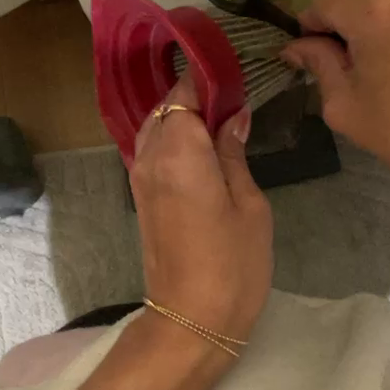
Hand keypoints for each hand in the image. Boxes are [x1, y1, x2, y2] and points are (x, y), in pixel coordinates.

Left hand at [129, 79, 272, 345]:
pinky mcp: (140, 194)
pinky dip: (172, 136)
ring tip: (220, 117)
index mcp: (180, 151)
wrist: (191, 318)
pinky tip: (201, 144)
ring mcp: (140, 176)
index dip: (206, 76)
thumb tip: (233, 115)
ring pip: (155, 125)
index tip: (233, 70)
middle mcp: (151, 155)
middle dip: (195, 94)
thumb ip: (234, 153)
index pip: (185, 92)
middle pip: (167, 106)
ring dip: (182, 115)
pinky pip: (152, 148)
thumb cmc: (233, 264)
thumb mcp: (250, 204)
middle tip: (233, 94)